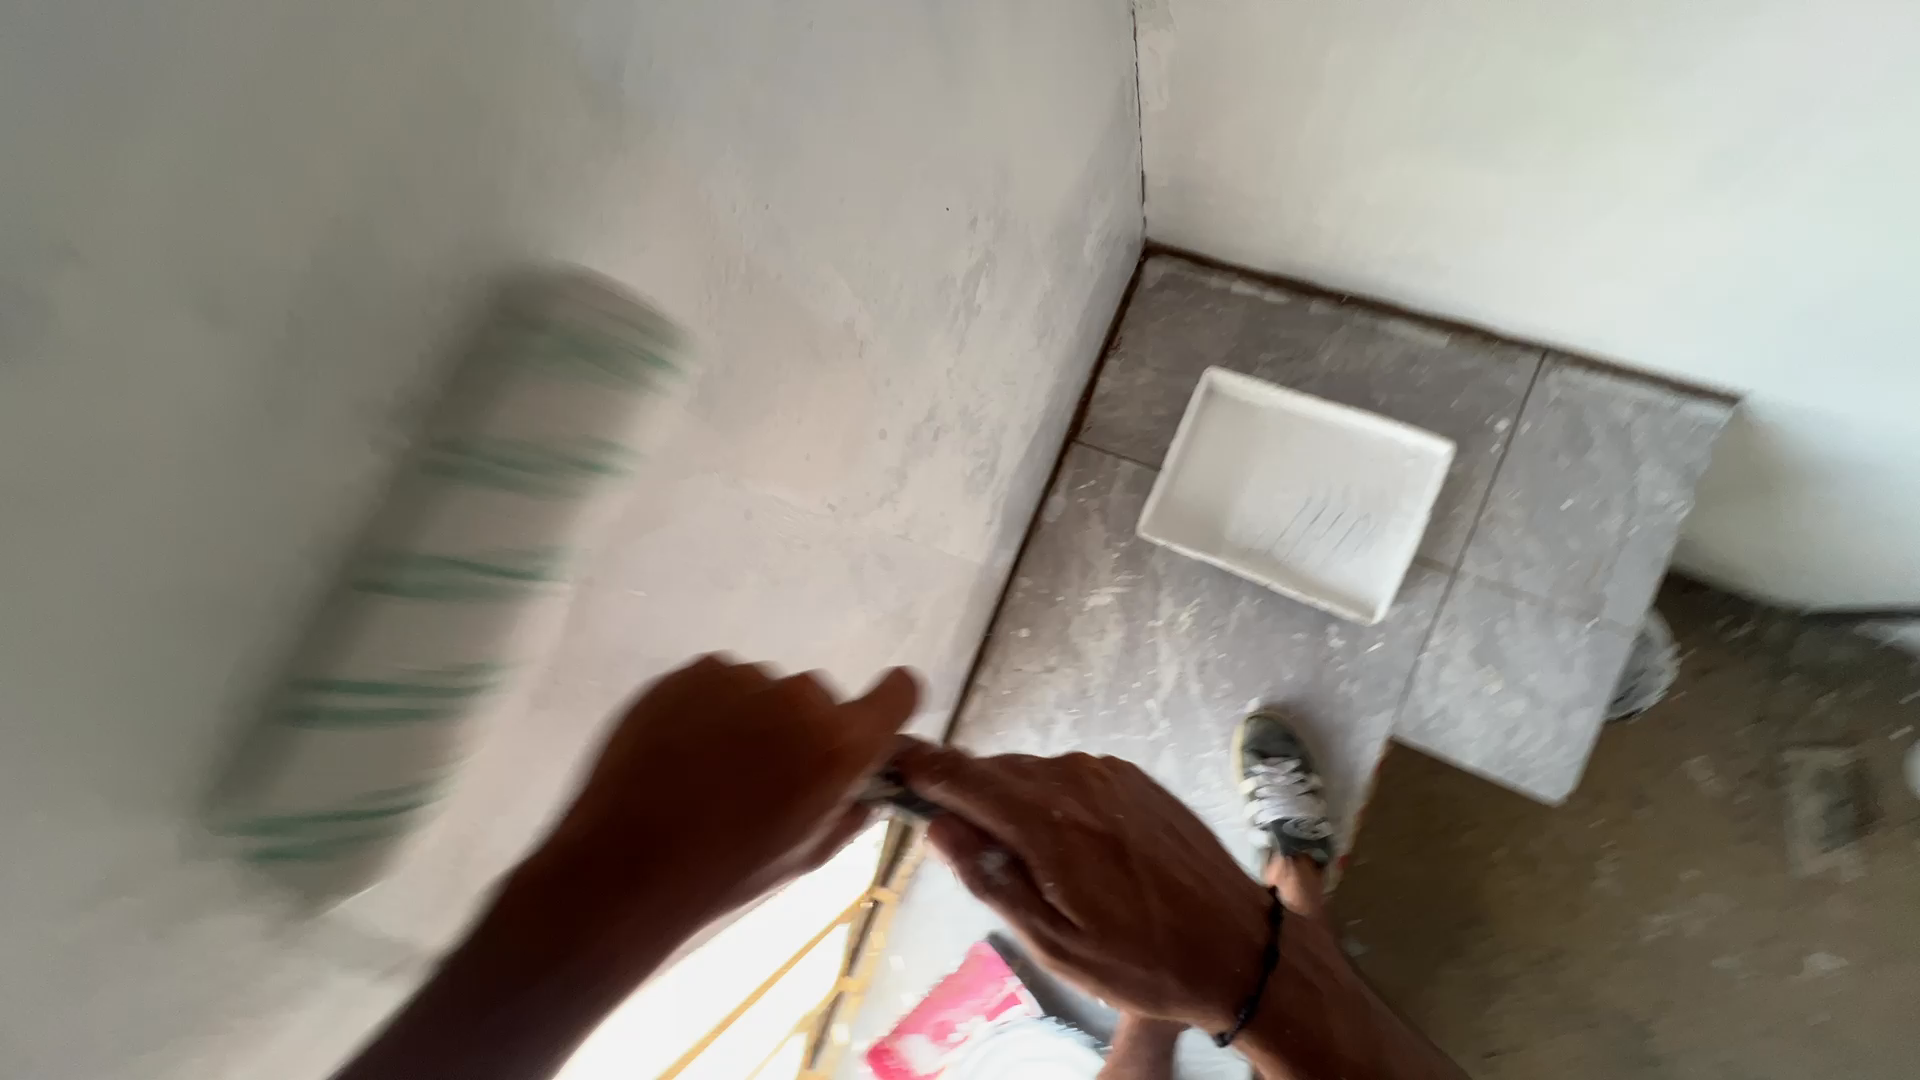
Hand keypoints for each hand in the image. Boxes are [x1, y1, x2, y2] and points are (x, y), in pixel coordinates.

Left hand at [334, 656, 920, 1079]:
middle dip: (801, 729)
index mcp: (840, 745)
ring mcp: (741, 678)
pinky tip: (679, 752)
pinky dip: (708, 709)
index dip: (889, 703)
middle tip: (761, 776)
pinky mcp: (689, 672)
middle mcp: (800, 697)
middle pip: (819, 699)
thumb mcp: (807, 856)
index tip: (870, 721)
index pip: (899, 690)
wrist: (619, 874)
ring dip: (751, 719)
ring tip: (709, 770)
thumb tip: (865, 785)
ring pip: (764, 691)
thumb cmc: (725, 876)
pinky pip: (718, 683)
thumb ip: (851, 809)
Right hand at [894, 743, 1270, 1031]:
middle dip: (968, 796)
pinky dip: (1052, 798)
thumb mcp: (1053, 942)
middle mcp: (1071, 779)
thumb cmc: (1140, 960)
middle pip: (993, 771)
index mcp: (1045, 821)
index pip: (962, 776)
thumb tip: (939, 827)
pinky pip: (1068, 775)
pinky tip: (1076, 843)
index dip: (921, 768)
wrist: (1238, 944)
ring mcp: (1104, 771)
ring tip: (1035, 858)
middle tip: (971, 844)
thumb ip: (990, 877)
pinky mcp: (1129, 774)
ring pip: (1030, 772)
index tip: (891, 764)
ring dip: (1013, 800)